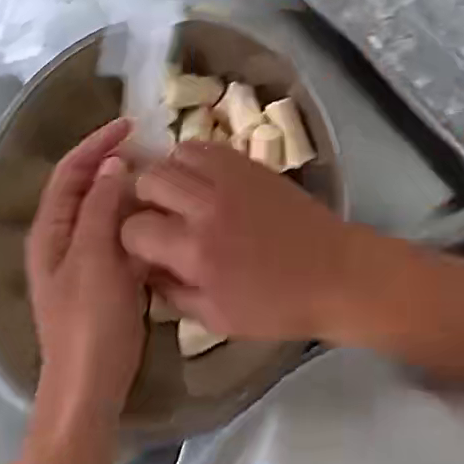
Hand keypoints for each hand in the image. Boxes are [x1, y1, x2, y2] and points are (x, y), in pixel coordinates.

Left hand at [26, 119, 144, 422]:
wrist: (92, 382)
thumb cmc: (88, 318)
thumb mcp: (93, 256)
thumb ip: (100, 206)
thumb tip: (113, 162)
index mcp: (51, 230)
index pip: (70, 171)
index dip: (97, 143)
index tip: (130, 125)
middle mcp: (65, 236)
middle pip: (87, 184)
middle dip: (114, 160)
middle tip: (152, 145)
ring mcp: (86, 255)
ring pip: (108, 206)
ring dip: (130, 186)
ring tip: (162, 170)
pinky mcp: (108, 271)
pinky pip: (123, 229)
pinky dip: (140, 213)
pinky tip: (164, 209)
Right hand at [121, 142, 385, 342]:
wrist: (333, 271)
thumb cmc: (276, 306)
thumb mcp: (215, 318)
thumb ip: (171, 292)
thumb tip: (143, 266)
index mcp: (196, 252)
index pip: (134, 228)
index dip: (130, 240)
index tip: (141, 247)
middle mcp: (207, 206)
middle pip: (149, 180)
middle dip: (142, 200)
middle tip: (155, 217)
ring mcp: (230, 178)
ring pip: (175, 155)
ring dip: (168, 174)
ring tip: (178, 196)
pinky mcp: (250, 162)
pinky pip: (207, 146)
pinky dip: (194, 158)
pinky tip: (202, 181)